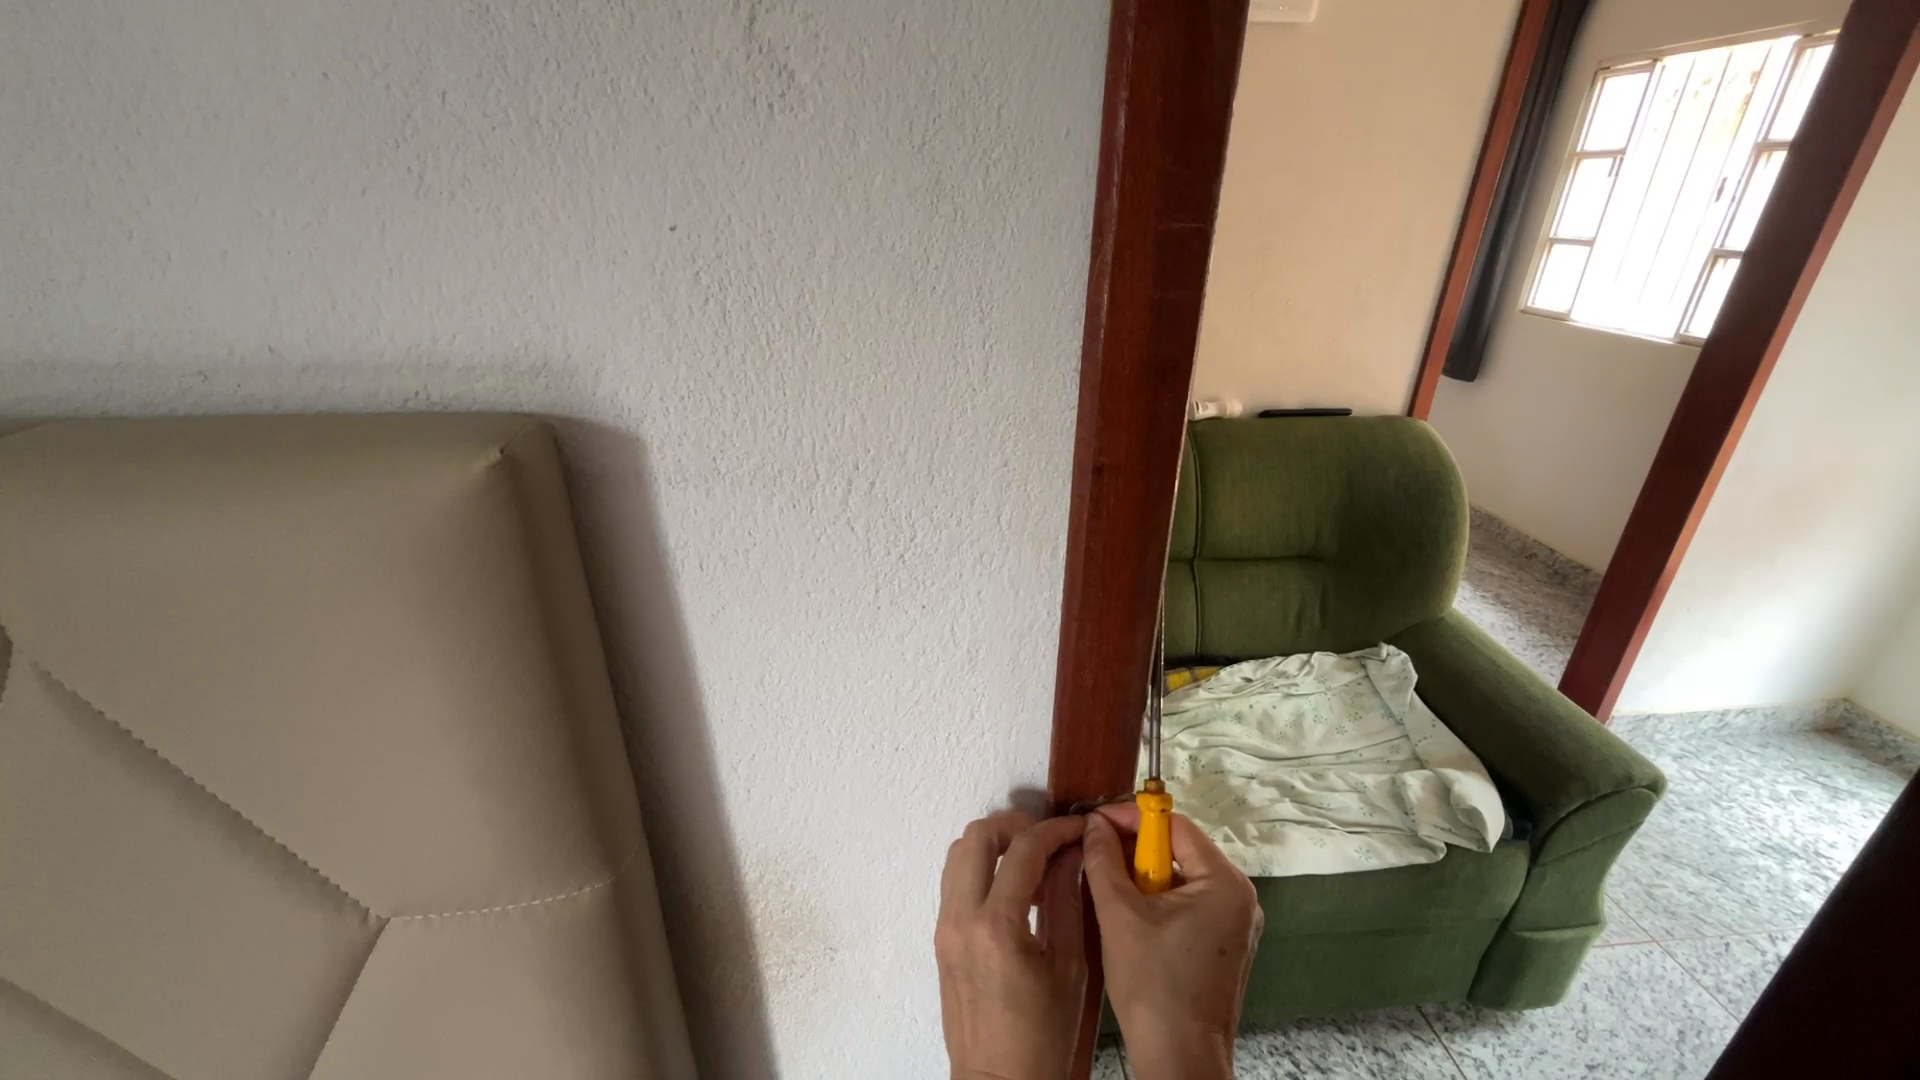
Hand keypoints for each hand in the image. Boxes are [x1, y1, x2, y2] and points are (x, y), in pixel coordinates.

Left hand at [936, 811, 1088, 1079]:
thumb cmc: (1044, 1036)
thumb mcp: (1070, 967)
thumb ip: (1068, 900)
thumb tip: (1073, 851)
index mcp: (997, 927)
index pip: (1024, 849)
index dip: (1056, 829)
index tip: (1079, 828)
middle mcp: (960, 917)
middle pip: (977, 835)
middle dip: (1017, 826)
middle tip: (1050, 839)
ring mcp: (944, 926)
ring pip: (959, 851)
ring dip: (995, 843)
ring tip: (1032, 863)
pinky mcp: (940, 936)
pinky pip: (955, 879)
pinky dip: (982, 866)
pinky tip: (1014, 888)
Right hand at [1081, 805, 1262, 1079]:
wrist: (1179, 1059)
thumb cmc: (1152, 985)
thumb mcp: (1119, 913)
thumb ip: (1103, 859)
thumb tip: (1094, 824)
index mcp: (1225, 882)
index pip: (1175, 824)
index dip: (1132, 817)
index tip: (1095, 821)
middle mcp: (1240, 895)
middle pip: (1180, 848)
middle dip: (1135, 847)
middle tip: (1096, 850)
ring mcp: (1237, 922)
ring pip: (1181, 875)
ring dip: (1143, 873)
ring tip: (1106, 878)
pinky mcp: (1225, 943)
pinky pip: (1189, 900)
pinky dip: (1158, 897)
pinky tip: (1129, 908)